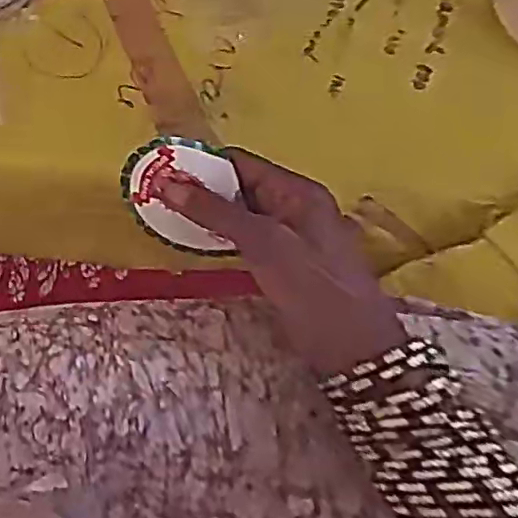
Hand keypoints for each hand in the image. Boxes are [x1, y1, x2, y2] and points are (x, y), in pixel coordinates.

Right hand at [155, 148, 406, 375]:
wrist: (358, 355)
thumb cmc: (314, 290)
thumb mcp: (263, 244)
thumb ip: (215, 211)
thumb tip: (168, 183)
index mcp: (298, 192)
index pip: (240, 163)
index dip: (202, 165)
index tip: (164, 173)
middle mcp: (295, 206)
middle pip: (238, 185)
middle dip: (201, 189)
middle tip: (160, 197)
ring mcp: (291, 235)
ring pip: (240, 211)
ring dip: (208, 213)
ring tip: (171, 217)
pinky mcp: (285, 261)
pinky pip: (246, 235)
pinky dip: (221, 234)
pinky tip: (198, 242)